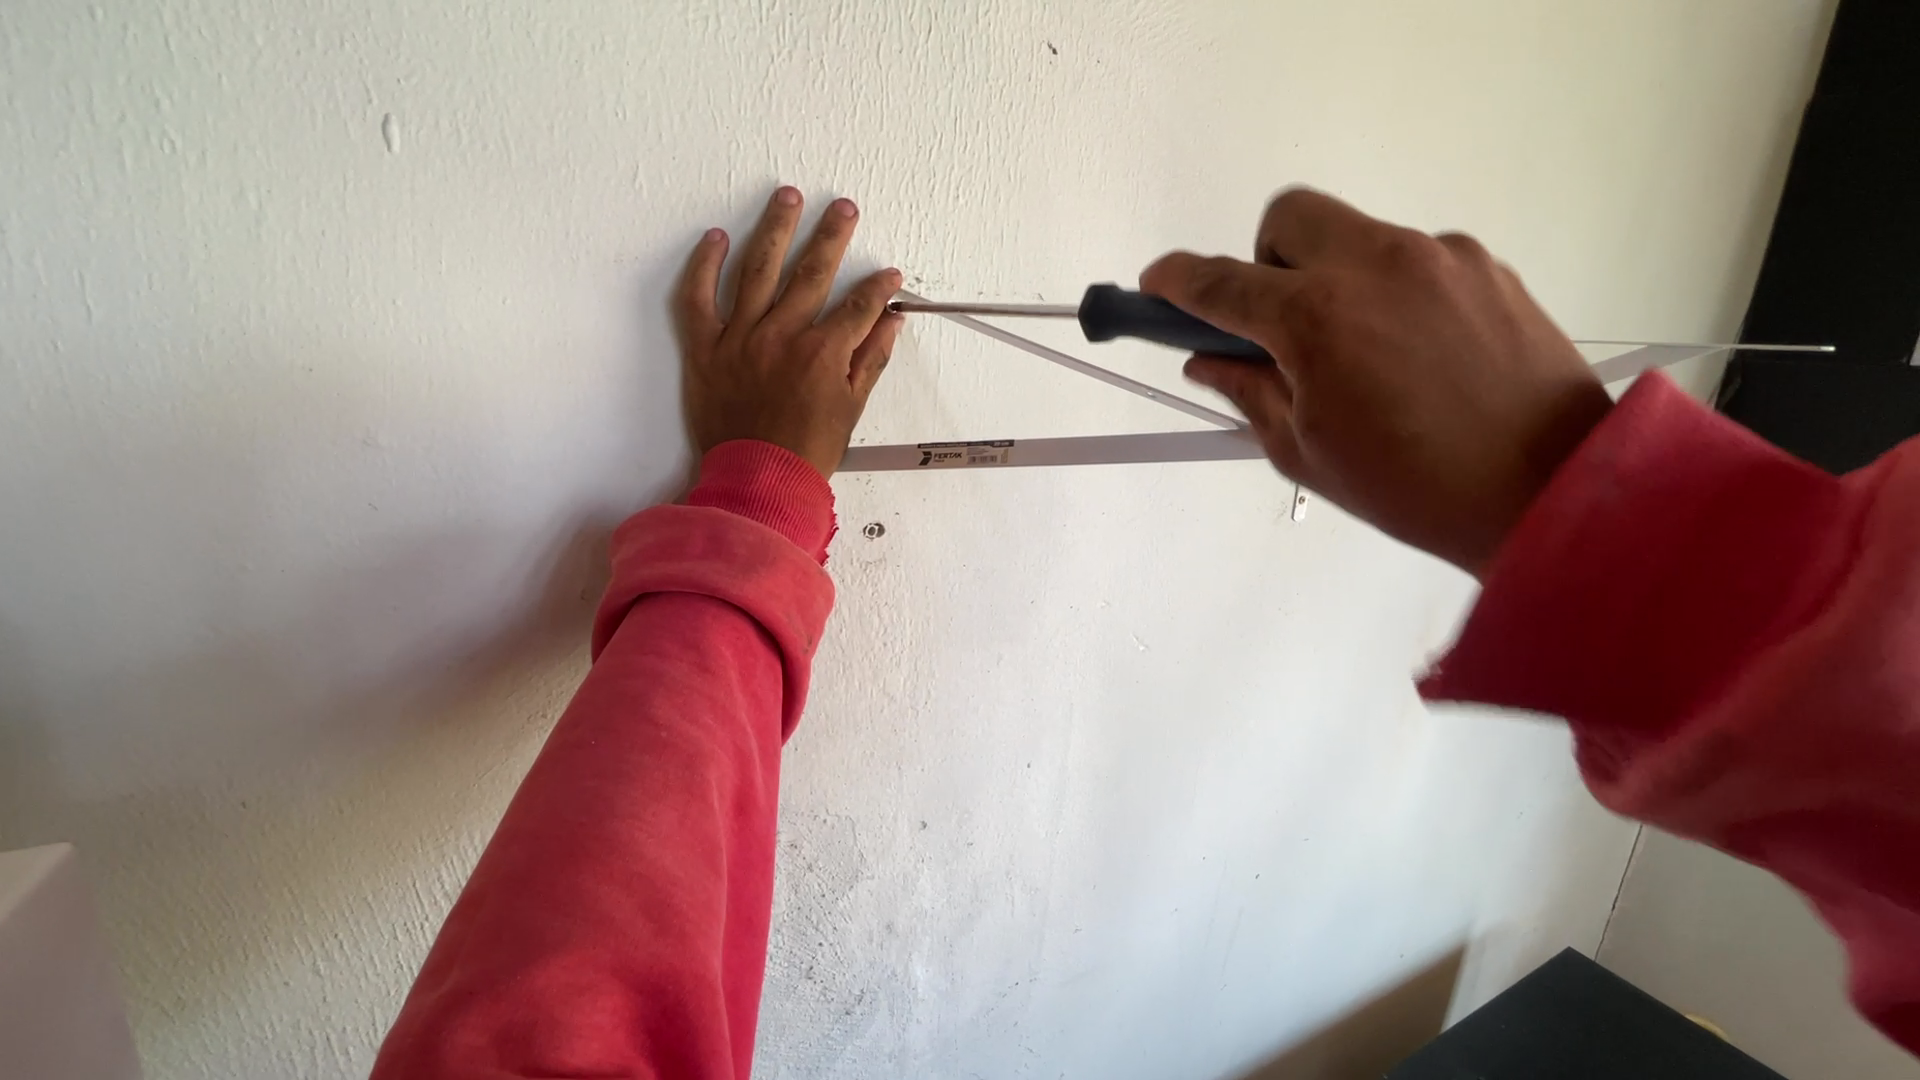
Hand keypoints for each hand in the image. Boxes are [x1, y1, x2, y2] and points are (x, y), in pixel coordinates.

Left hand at [675, 186, 902, 477]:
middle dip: (832, 236)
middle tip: (844, 208)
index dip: (878, 287)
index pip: (859, 305)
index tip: (889, 276)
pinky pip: (699, 298)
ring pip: (758, 270)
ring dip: (776, 229)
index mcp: (822, 353)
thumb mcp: (851, 408)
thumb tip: (890, 324)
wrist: (758, 480)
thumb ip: (871, 359)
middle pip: (812, 272)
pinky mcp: (706, 348)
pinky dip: (705, 266)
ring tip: (788, 197)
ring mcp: (740, 338)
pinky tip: (717, 238)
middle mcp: (782, 336)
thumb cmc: (805, 452)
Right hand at [1141, 189, 1611, 574]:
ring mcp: (1437, 256)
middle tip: (1271, 320)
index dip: (1175, 281)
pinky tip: (1408, 351)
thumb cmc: (1408, 487)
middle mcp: (1375, 264)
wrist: (1549, 490)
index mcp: (1316, 317)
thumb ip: (1246, 391)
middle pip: (1289, 216)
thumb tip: (1208, 361)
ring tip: (1353, 351)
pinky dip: (1385, 291)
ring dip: (1328, 278)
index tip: (1154, 285)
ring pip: (1353, 236)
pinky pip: (1408, 259)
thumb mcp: (1302, 450)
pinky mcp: (1484, 266)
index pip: (1220, 282)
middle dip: (1261, 257)